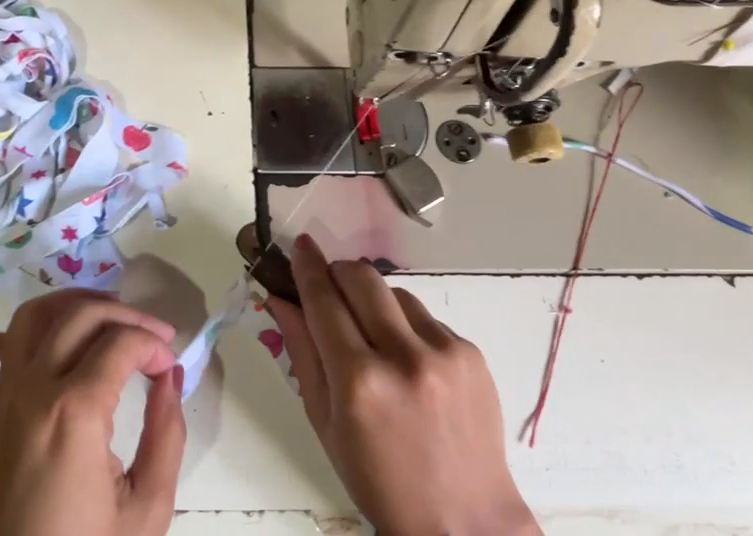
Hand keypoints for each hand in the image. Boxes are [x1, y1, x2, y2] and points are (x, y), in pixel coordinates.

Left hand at [0, 289, 185, 535]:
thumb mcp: (146, 509)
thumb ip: (167, 436)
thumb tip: (169, 380)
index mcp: (75, 410)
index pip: (121, 343)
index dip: (153, 344)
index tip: (170, 367)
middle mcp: (32, 390)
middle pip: (79, 316)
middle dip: (124, 315)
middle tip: (152, 339)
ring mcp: (0, 401)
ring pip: (28, 319)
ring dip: (68, 305)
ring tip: (102, 317)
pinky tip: (28, 349)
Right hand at [267, 234, 540, 535]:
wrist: (465, 519)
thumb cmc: (380, 480)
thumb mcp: (327, 425)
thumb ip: (303, 355)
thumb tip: (281, 301)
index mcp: (359, 381)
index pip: (324, 301)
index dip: (307, 268)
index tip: (299, 244)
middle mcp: (403, 356)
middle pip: (362, 278)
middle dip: (339, 272)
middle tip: (328, 285)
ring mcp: (444, 350)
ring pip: (396, 293)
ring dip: (374, 302)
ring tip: (373, 339)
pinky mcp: (471, 352)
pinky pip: (427, 318)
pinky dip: (408, 327)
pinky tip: (408, 363)